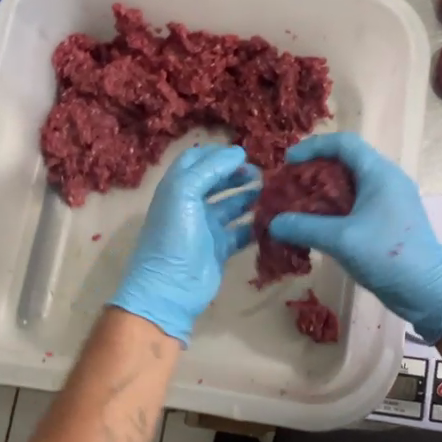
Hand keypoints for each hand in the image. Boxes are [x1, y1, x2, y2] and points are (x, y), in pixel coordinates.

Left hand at [109, 144, 258, 344]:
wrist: (170, 288)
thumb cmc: (173, 236)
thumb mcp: (184, 193)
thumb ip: (210, 169)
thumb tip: (238, 153)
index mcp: (177, 188)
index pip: (197, 160)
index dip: (218, 154)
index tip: (244, 154)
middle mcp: (191, 204)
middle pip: (217, 181)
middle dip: (238, 174)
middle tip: (261, 174)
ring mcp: (206, 228)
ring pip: (232, 205)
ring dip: (249, 196)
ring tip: (270, 192)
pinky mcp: (220, 249)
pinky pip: (241, 231)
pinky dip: (256, 224)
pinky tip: (271, 218)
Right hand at [266, 133, 441, 342]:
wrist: (428, 292)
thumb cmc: (387, 256)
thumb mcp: (341, 240)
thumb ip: (304, 227)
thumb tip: (273, 223)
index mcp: (380, 173)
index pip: (344, 143)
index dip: (313, 147)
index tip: (287, 163)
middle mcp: (387, 180)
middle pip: (346, 162)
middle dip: (314, 171)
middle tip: (289, 187)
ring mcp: (391, 201)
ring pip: (351, 185)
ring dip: (323, 193)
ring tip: (298, 207)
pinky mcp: (389, 221)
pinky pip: (357, 204)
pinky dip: (335, 209)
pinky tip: (318, 227)